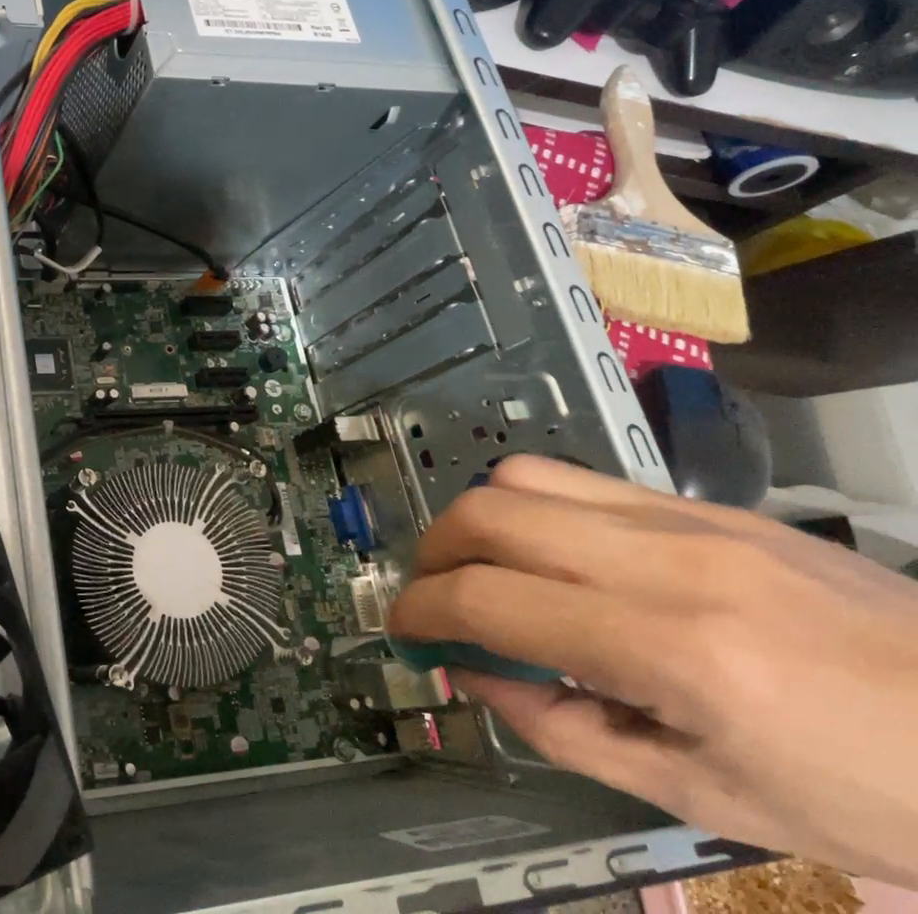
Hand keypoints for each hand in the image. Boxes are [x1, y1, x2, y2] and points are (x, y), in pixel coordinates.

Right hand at [388, 455, 917, 888]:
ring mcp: (697, 519)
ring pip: (528, 476)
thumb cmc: (869, 795)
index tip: (404, 634)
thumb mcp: (700, 795)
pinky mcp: (718, 508)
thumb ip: (561, 727)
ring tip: (484, 573)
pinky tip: (556, 564)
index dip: (421, 614)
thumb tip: (474, 673)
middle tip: (434, 602)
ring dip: (478, 522)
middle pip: (490, 512)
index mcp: (671, 649)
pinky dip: (537, 514)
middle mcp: (672, 560)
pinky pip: (587, 484)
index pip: (488, 601)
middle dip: (433, 555)